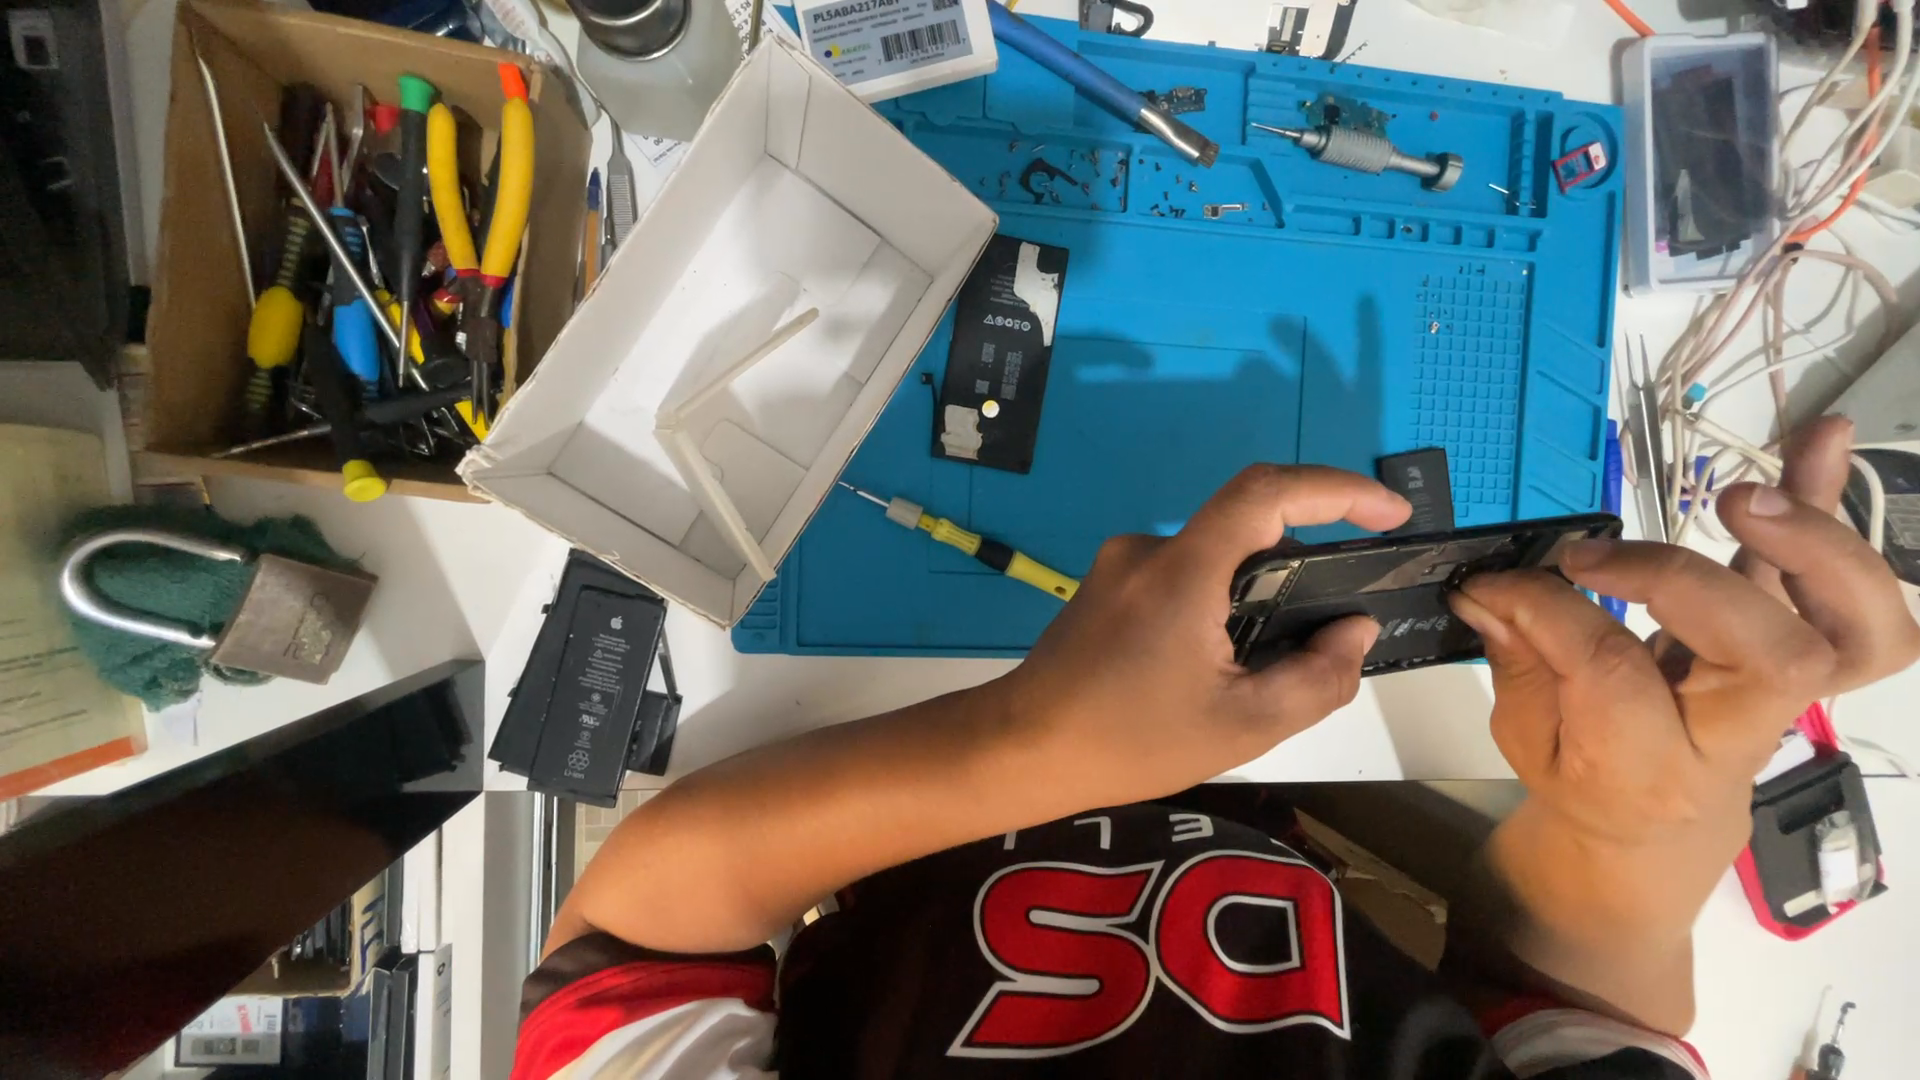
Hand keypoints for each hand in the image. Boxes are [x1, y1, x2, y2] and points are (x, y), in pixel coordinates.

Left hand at [1001, 465, 1411, 806]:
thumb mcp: (1243, 723)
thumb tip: (1352, 629)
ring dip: (1253, 592)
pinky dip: (1214, 601)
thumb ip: (1317, 675)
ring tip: (1267, 662)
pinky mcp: (1103, 587)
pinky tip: (1216, 662)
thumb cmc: (1130, 740)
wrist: (1024, 747)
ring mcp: (1117, 566)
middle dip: (1299, 565)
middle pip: (1241, 529)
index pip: (1265, 491)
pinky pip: (1177, 576)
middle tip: (1327, 630)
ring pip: (1210, 558)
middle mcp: (1145, 550)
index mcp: (1181, 570)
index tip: (1387, 513)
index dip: (1335, 488)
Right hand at [1450, 417, 1919, 853]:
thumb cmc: (1583, 781)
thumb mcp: (1524, 736)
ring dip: (1810, 547)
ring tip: (1740, 494)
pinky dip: (1829, 506)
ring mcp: (1785, 690)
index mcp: (1648, 764)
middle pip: (1767, 652)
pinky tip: (1815, 440)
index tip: (1493, 582)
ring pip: (1855, 629)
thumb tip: (1487, 590)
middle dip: (1678, 580)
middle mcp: (1737, 731)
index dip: (1544, 607)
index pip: (1609, 668)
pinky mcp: (1793, 645)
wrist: (1659, 822)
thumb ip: (1518, 661)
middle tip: (1592, 555)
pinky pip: (1837, 584)